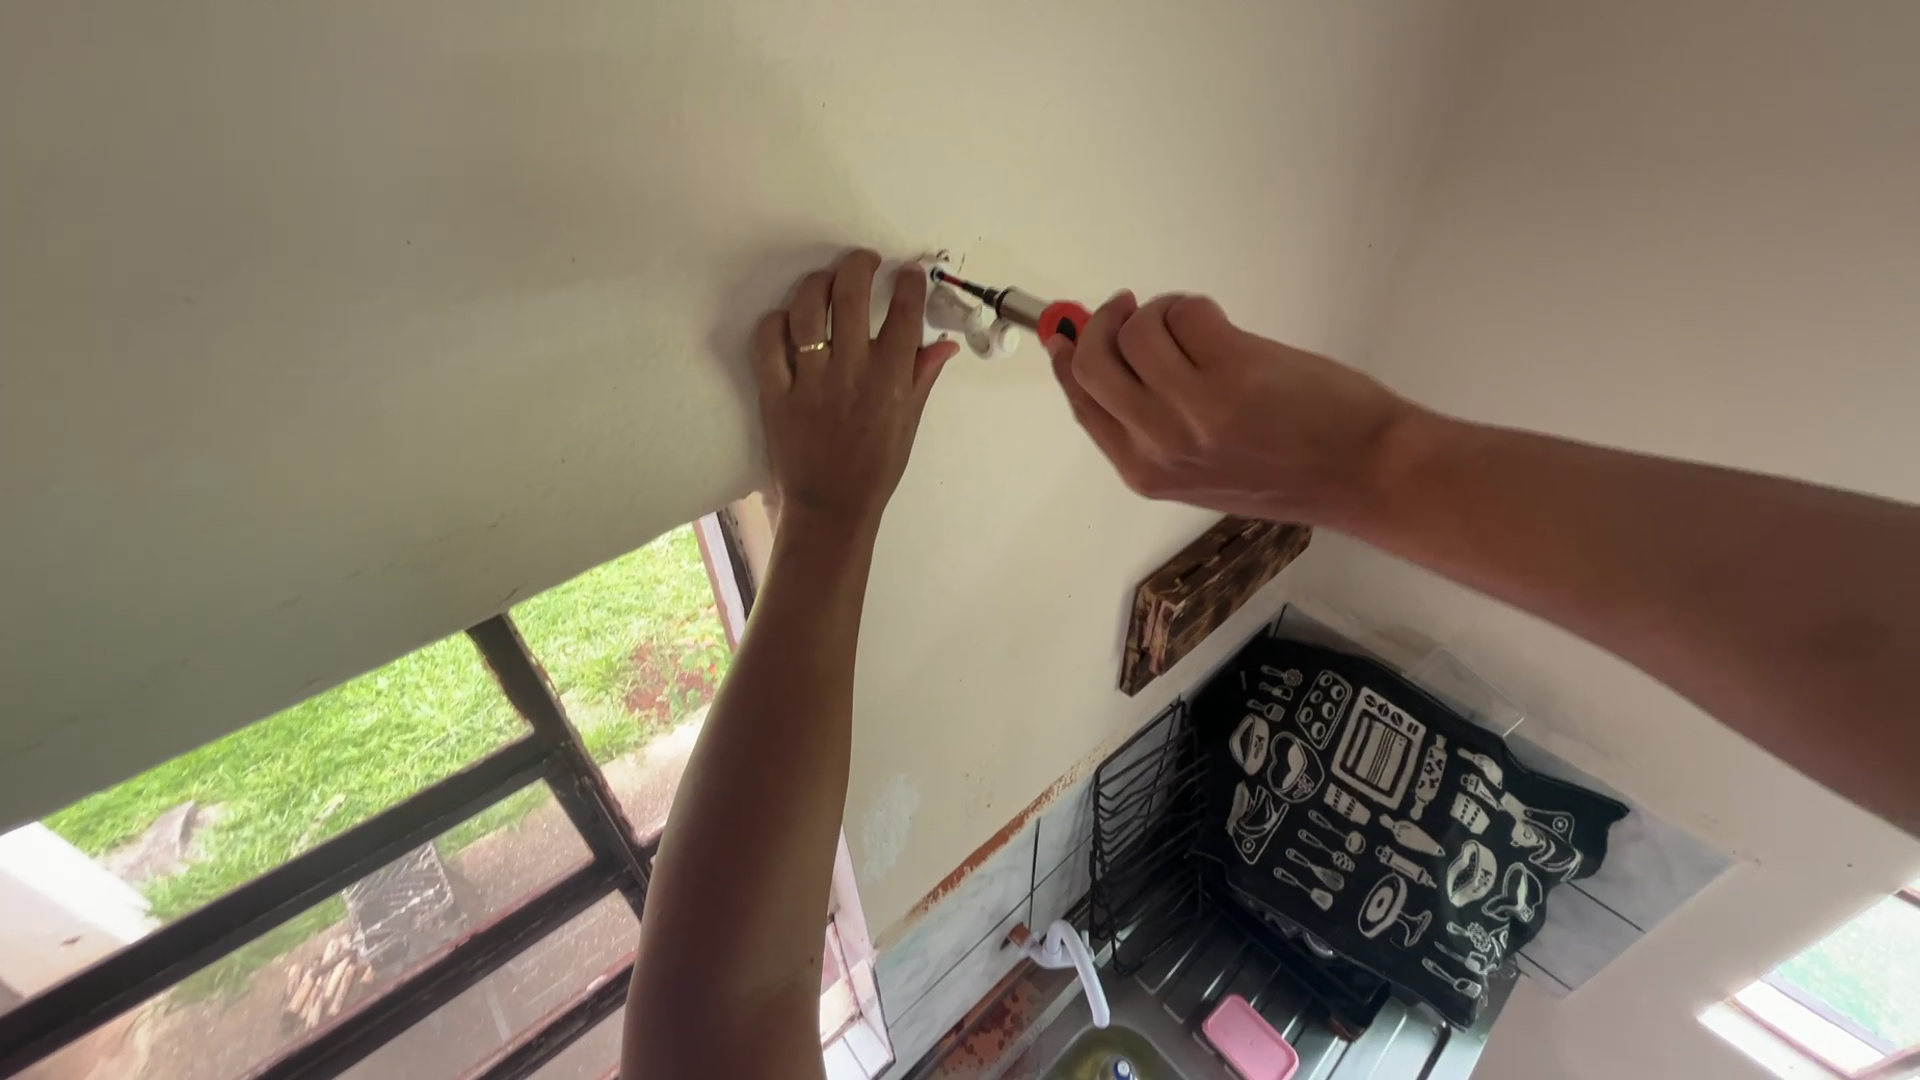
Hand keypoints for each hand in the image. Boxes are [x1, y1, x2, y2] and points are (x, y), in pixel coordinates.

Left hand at [752, 250, 959, 537]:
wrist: (831, 508)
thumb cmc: (876, 468)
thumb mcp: (908, 423)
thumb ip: (922, 378)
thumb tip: (944, 344)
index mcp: (890, 382)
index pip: (904, 313)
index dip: (909, 282)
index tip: (908, 273)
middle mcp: (850, 373)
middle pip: (850, 294)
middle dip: (860, 265)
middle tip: (864, 263)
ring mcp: (809, 382)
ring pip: (806, 308)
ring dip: (817, 284)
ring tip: (826, 284)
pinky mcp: (775, 394)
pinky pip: (767, 341)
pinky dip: (776, 322)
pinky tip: (788, 322)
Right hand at [1047, 291, 1417, 525]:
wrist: (1362, 473)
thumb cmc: (1282, 473)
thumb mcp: (1195, 471)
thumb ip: (1147, 427)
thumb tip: (1108, 363)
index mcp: (1143, 472)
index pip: (1082, 403)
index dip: (1068, 360)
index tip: (1068, 332)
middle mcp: (1158, 445)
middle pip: (1092, 363)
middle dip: (1100, 323)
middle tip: (1125, 306)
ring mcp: (1193, 408)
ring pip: (1136, 331)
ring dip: (1156, 311)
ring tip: (1189, 323)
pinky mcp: (1232, 369)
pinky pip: (1183, 313)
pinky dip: (1191, 307)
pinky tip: (1218, 324)